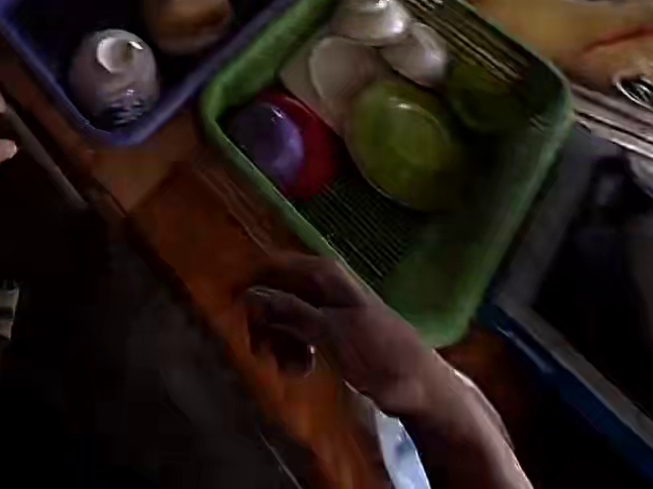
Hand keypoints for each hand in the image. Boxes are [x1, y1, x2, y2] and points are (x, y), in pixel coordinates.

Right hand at [243, 255, 455, 417]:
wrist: (423, 387)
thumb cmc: (379, 354)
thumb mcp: (330, 333)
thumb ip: (290, 312)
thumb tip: (250, 295)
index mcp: (322, 274)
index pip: (273, 266)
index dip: (249, 283)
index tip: (229, 308)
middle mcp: (322, 282)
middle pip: (275, 292)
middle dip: (265, 321)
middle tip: (261, 354)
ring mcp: (327, 305)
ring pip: (285, 313)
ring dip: (278, 339)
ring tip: (288, 369)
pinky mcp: (332, 327)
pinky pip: (299, 329)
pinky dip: (293, 347)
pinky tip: (301, 368)